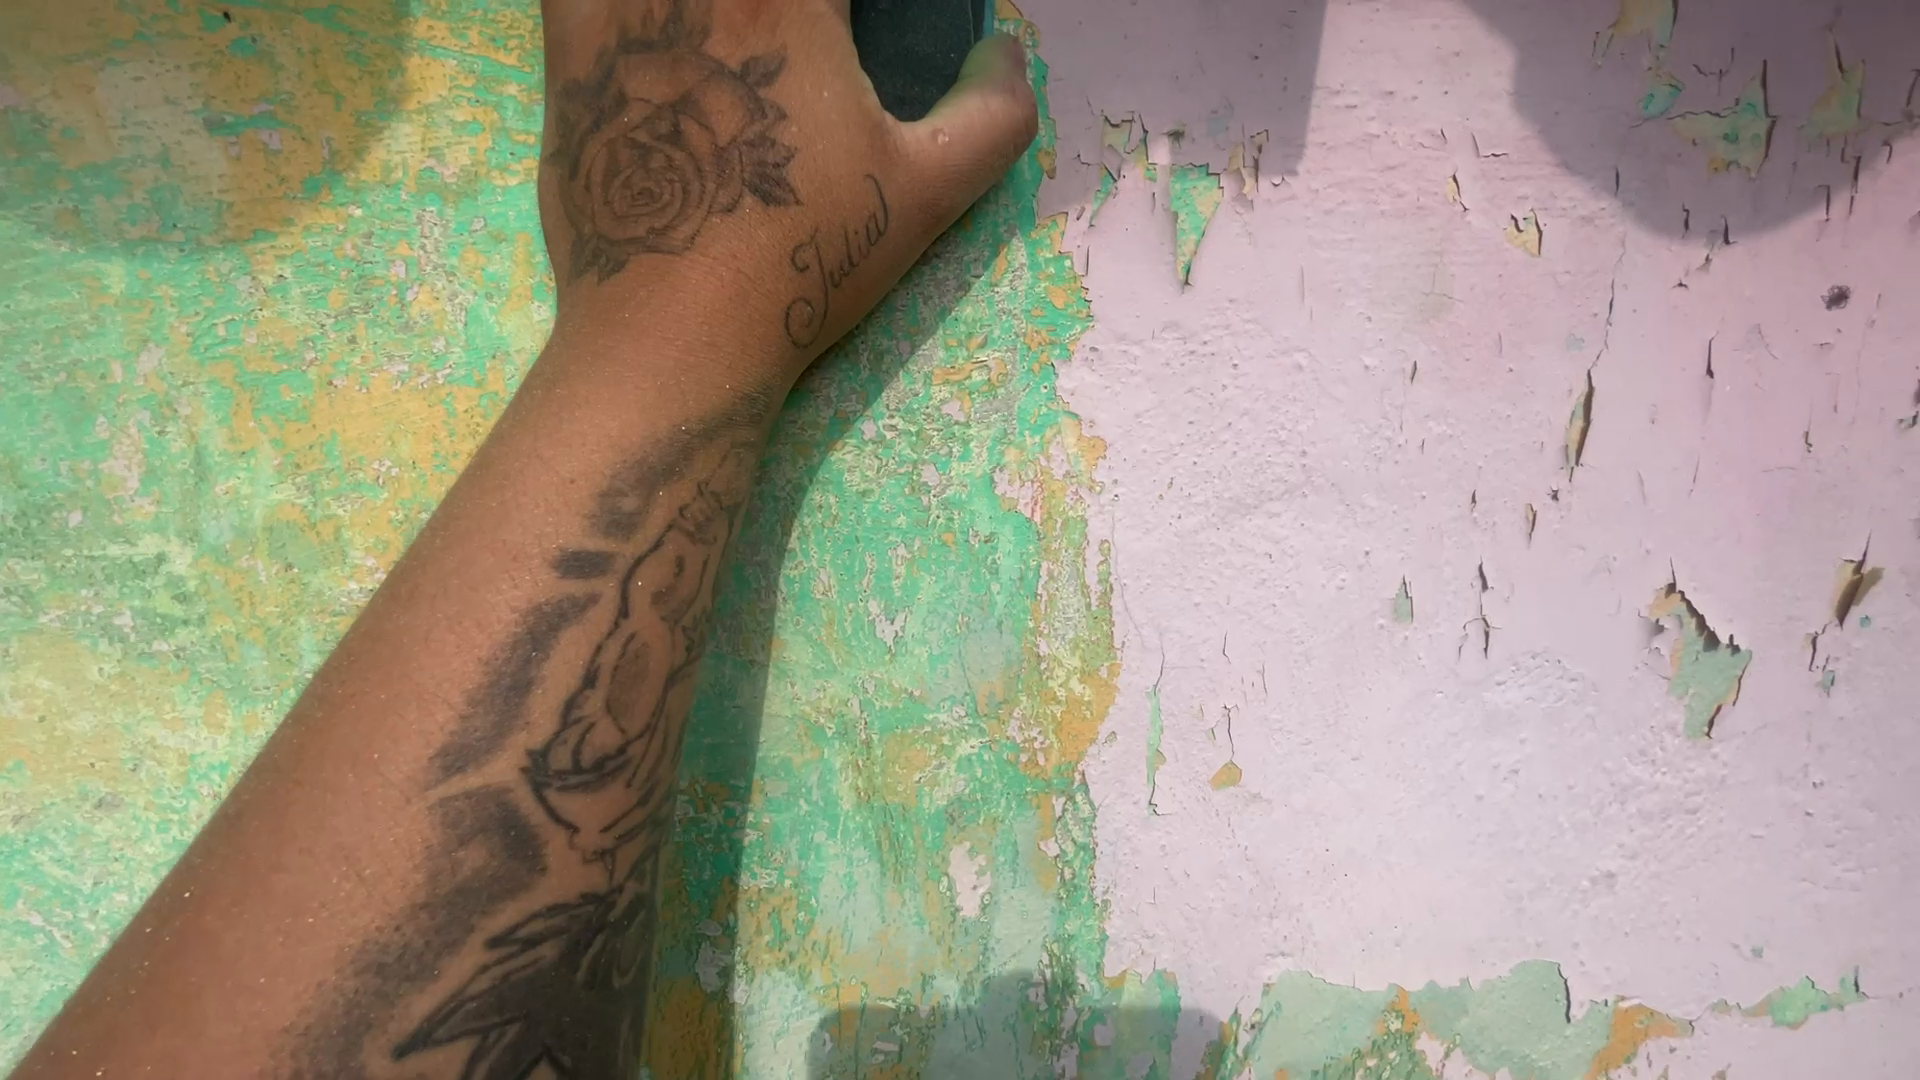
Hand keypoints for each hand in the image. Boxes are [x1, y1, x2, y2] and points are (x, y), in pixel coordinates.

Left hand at [535, 0, 1036, 390]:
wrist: (678, 335)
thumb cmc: (807, 259)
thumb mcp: (926, 195)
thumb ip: (992, 117)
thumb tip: (1007, 53)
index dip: (868, 15)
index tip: (873, 43)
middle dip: (809, 23)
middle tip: (826, 54)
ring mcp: (616, 6)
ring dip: (733, 19)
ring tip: (756, 56)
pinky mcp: (563, 50)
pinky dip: (641, 16)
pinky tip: (676, 50)